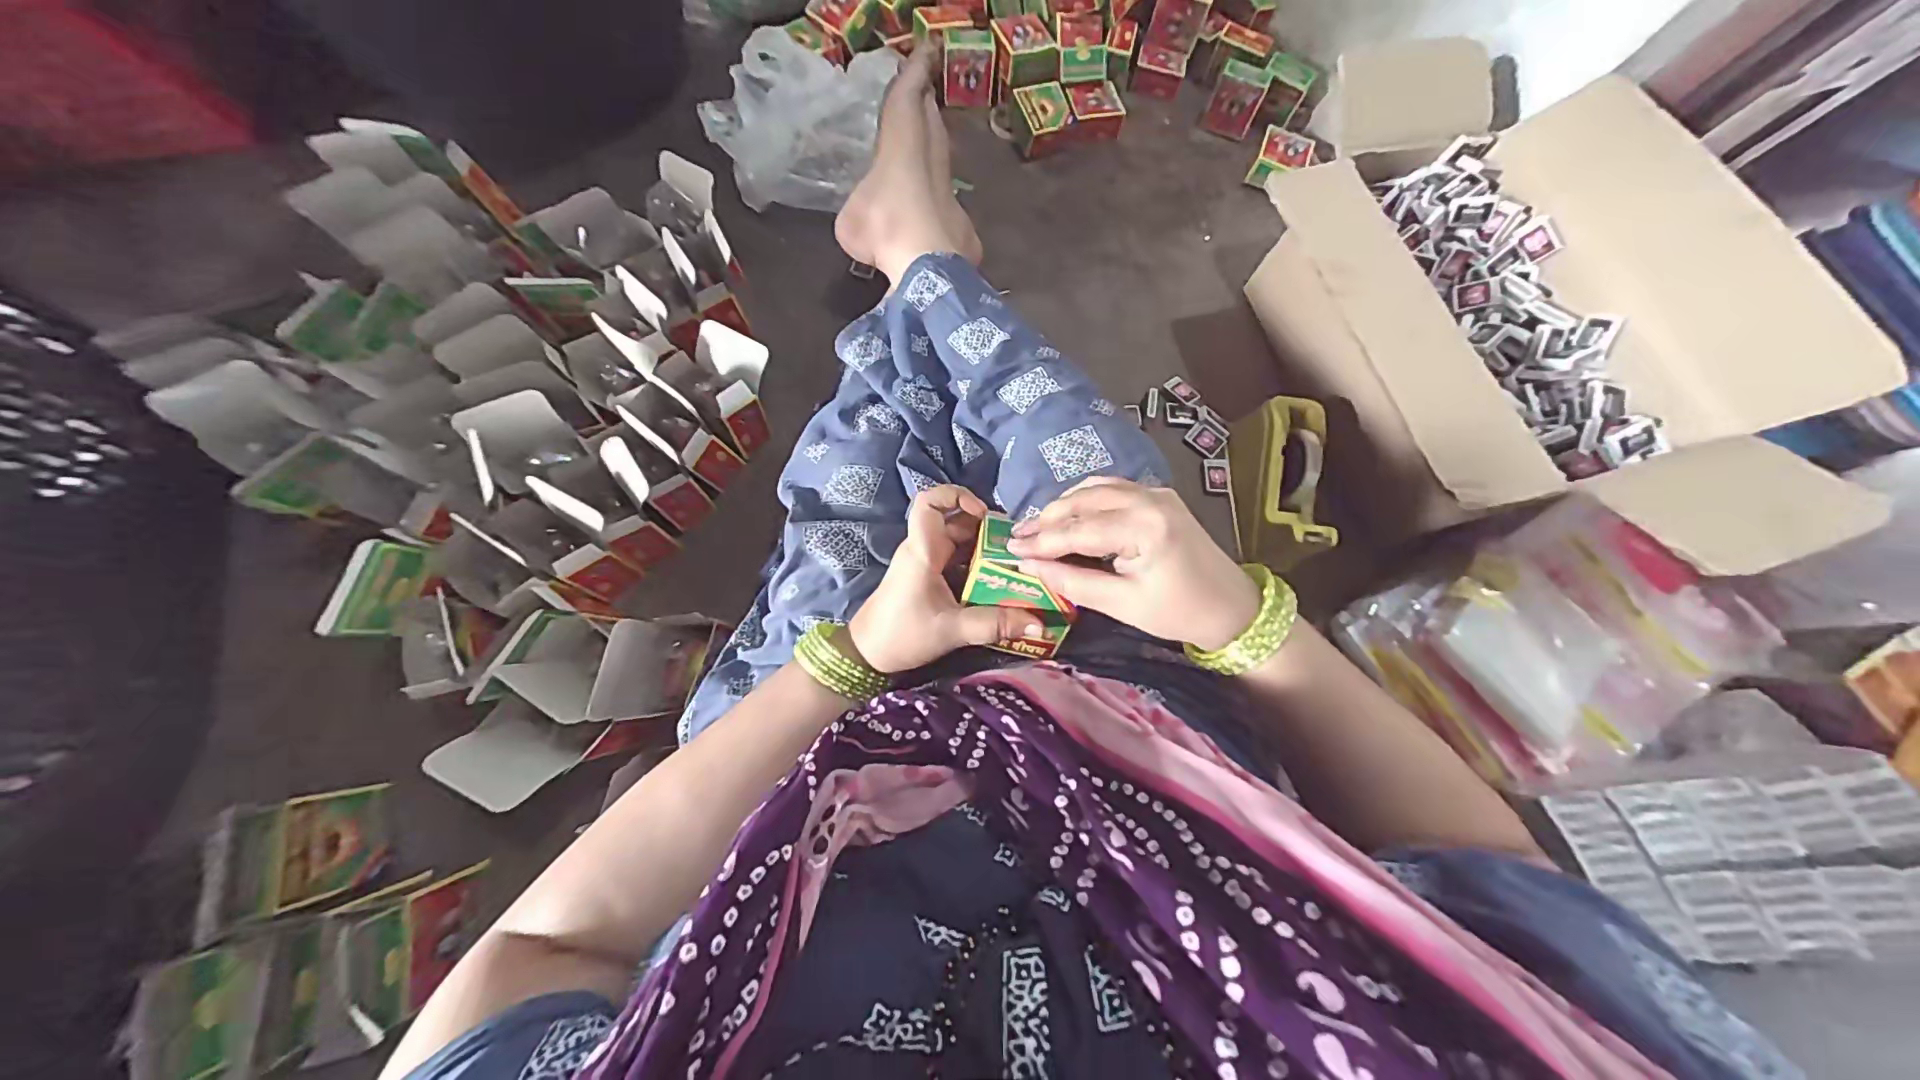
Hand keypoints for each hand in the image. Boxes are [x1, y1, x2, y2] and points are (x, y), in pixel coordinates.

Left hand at [848, 486, 1044, 673]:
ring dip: (984, 551)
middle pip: (956, 522)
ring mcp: (925, 563)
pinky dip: (976, 567)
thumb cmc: (901, 635)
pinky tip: (996, 584)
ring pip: (959, 543)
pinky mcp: (928, 579)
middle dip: (986, 531)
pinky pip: (956, 561)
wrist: (866, 655)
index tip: (984, 516)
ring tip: (1013, 567)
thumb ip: (995, 624)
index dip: (958, 497)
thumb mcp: (952, 630)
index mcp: (923, 550)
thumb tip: (1040, 623)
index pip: (930, 502)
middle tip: (1015, 550)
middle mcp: (923, 549)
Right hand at [1005, 477, 1258, 650]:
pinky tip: (1069, 515)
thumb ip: (1073, 583)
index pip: (1079, 530)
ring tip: (1037, 528)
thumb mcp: (1122, 605)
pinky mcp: (1159, 497)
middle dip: (1047, 519)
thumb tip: (1030, 568)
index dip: (1041, 541)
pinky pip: (1112, 489)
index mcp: (1145, 527)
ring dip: (1064, 506)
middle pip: (1083, 500)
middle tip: (1017, 537)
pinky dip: (1085, 500)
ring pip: (1095, 489)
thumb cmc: (1179, 612)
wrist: (1233, 607)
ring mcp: (1156, 493)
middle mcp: (1149, 499)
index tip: (1010, 549)